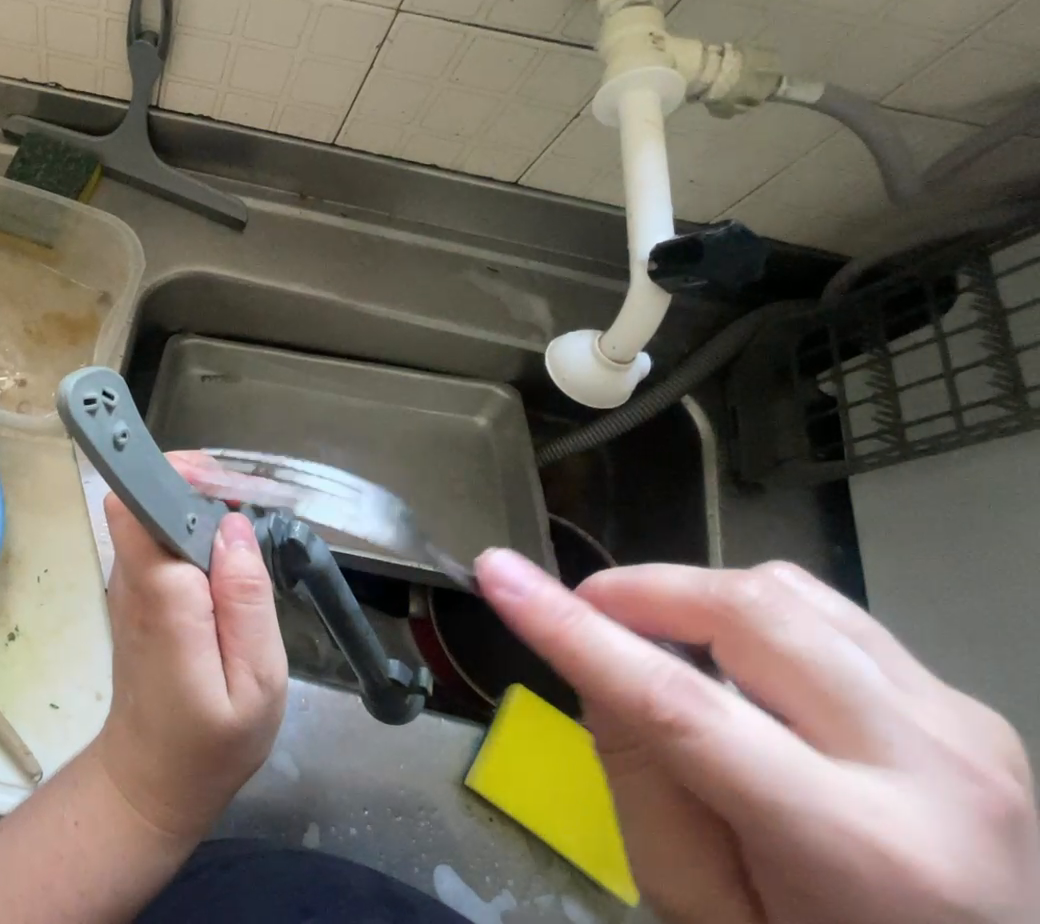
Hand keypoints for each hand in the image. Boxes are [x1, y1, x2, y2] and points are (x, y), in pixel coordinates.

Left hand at [92, 451, 287, 839]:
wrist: (153, 778)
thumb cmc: (212, 741)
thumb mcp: (256, 680)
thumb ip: (246, 600)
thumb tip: (233, 527)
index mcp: (162, 595)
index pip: (134, 505)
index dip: (171, 475)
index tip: (218, 478)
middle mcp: (133, 579)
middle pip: (145, 501)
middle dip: (195, 485)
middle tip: (250, 500)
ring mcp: (129, 586)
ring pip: (153, 518)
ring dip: (196, 508)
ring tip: (247, 526)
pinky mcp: (137, 595)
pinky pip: (159, 544)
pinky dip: (191, 535)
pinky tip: (227, 558)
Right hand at [477, 549, 1039, 923]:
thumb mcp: (695, 900)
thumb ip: (639, 778)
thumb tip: (595, 664)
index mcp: (857, 850)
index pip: (678, 706)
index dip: (573, 631)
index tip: (496, 572)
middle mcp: (932, 772)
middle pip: (750, 615)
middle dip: (638, 591)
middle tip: (579, 612)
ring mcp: (965, 728)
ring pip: (791, 592)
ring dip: (690, 597)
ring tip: (649, 638)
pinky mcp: (967, 706)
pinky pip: (829, 614)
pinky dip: (748, 616)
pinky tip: (731, 664)